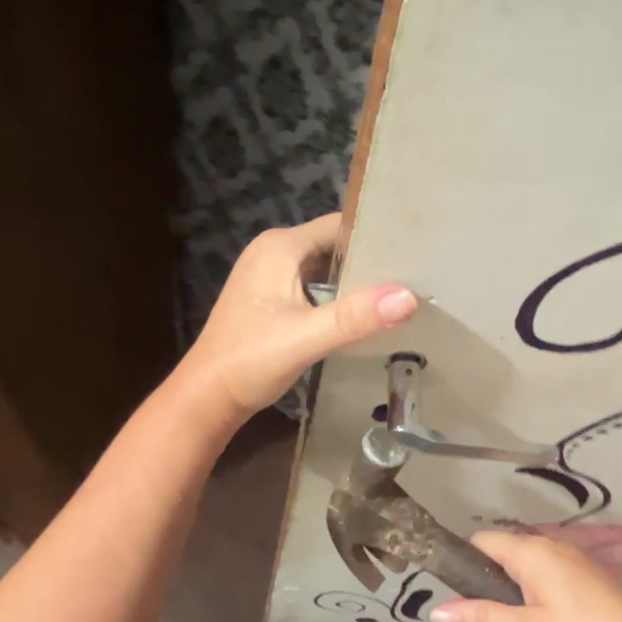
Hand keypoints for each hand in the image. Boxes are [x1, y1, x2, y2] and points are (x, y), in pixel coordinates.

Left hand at [175, 214, 417, 419]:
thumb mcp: (306, 338)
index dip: (376, 236)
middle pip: (333, 246)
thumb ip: (354, 317)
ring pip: (324, 270)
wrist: (208, 396)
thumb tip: (409, 297)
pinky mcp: (269, 300)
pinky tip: (361, 317)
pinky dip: (335, 299)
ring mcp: (268, 276)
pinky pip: (312, 288)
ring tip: (398, 296)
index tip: (413, 253)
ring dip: (354, 283)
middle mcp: (272, 252)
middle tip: (413, 278)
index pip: (340, 225)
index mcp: (279, 247)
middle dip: (369, 262)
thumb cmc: (250, 361)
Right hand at [427, 530, 621, 621]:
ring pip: (532, 595)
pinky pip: (556, 601)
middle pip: (507, 575)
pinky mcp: (592, 586)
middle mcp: (552, 551)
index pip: (482, 542)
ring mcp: (575, 568)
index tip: (465, 603)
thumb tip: (435, 612)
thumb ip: (481, 618)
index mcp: (532, 553)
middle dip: (507, 615)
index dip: (466, 567)